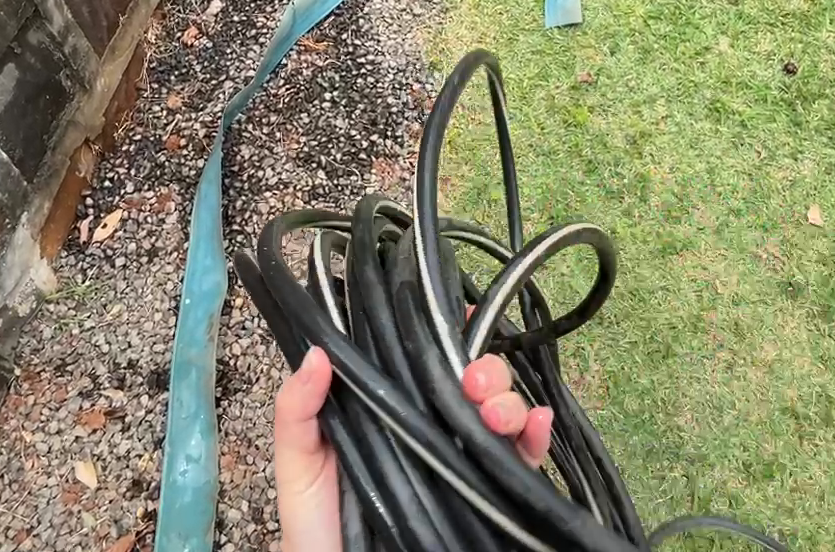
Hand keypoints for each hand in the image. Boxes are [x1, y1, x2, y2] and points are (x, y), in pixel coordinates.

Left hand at [273, 346, 553, 551]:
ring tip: (494, 413)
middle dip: (486, 368)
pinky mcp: (487, 494)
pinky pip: (523, 459)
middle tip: (473, 380)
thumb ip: (297, 408)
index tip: (462, 316)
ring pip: (502, 410)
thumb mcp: (298, 458)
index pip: (430, 356)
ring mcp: (463, 456)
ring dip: (508, 399)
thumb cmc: (316, 518)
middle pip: (475, 378)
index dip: (450, 331)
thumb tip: (318, 352)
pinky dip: (537, 437)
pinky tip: (537, 426)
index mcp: (396, 402)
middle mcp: (435, 422)